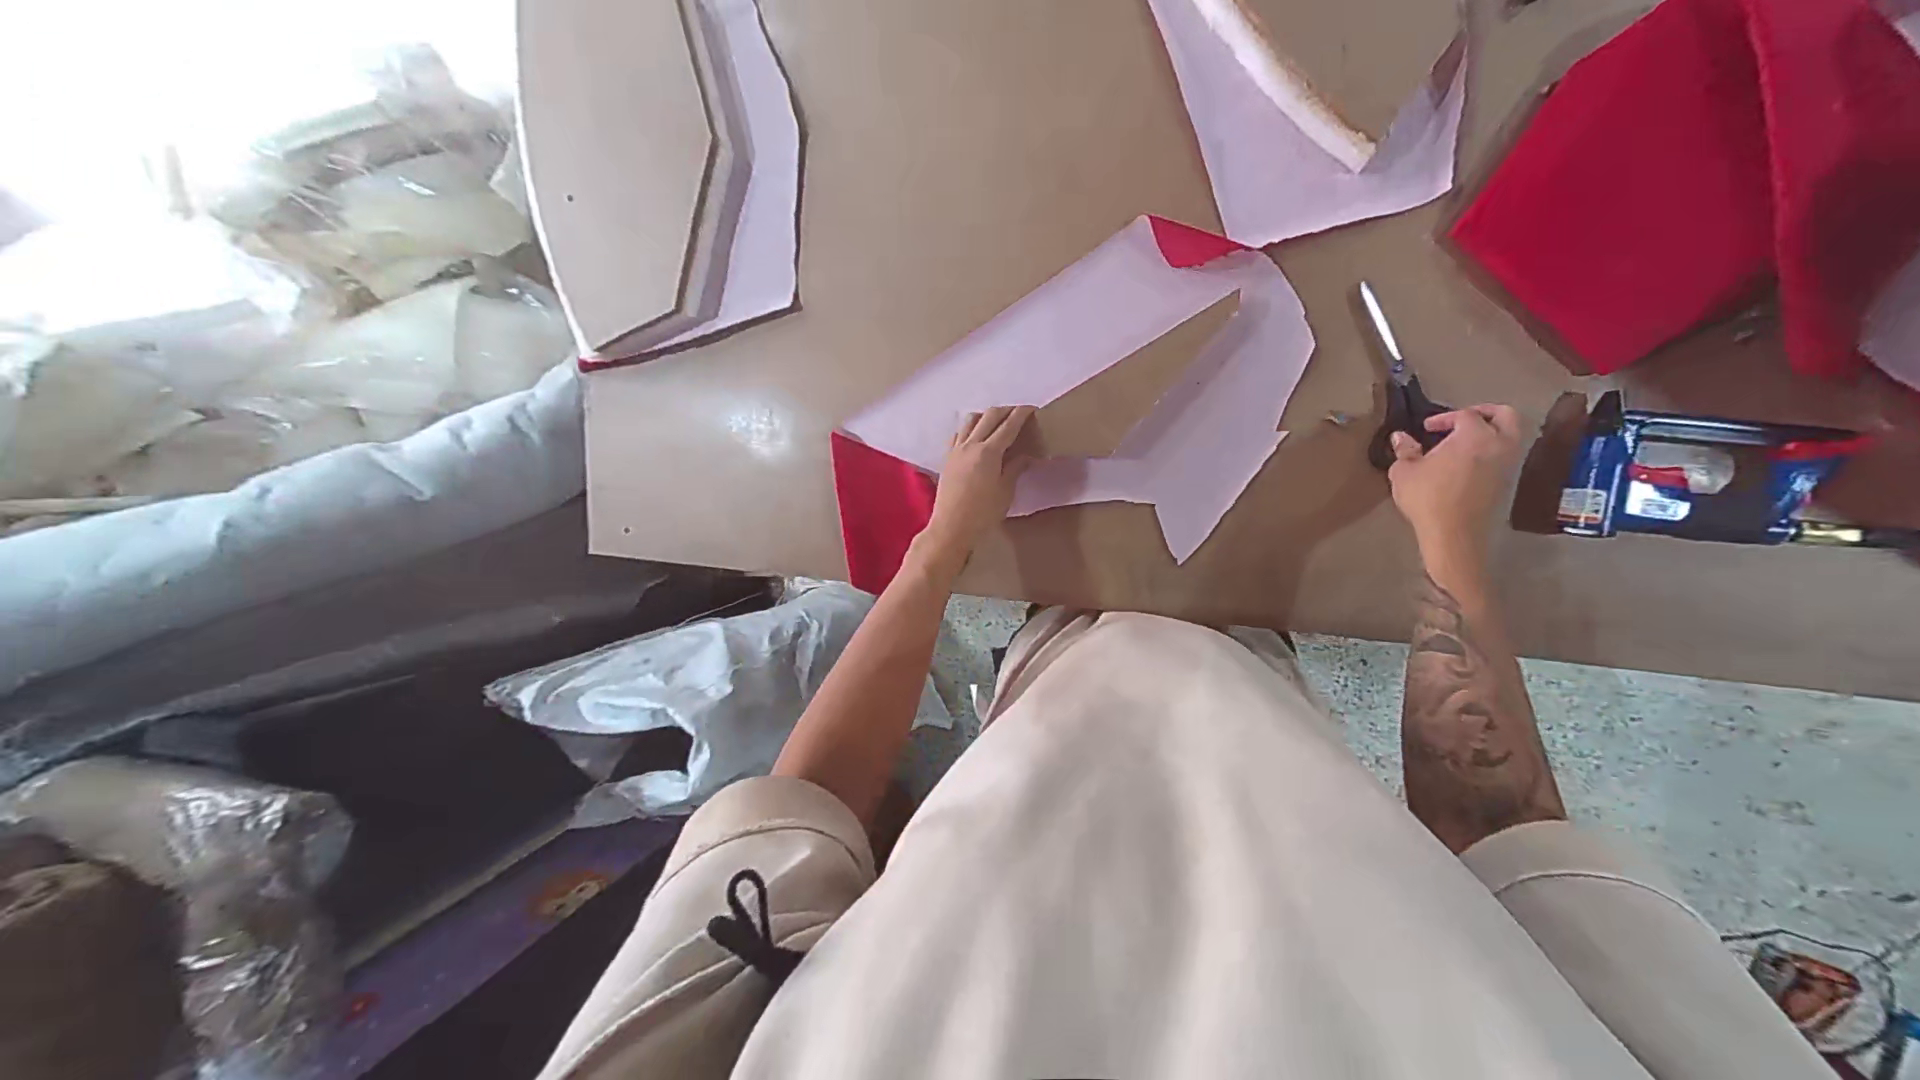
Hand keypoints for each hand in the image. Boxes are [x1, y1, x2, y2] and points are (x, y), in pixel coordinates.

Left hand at [917, 405, 1035, 573]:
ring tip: (996, 422)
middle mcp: (971, 445)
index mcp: (989, 452)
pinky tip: (975, 437)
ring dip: (986, 415)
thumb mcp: (1005, 491)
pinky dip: (970, 428)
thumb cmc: (983, 513)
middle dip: (1006, 410)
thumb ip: (1015, 468)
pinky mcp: (947, 458)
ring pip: (971, 420)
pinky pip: (958, 434)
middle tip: (1018, 413)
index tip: (1032, 408)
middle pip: (989, 416)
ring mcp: (956, 450)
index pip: (1009, 425)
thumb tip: (1027, 456)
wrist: (951, 527)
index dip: (1022, 414)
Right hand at [1387, 404, 1522, 583]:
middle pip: (1505, 415)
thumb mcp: (1404, 471)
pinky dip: (1492, 449)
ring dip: (1491, 431)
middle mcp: (1499, 443)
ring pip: (1511, 434)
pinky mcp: (1508, 480)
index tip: (1426, 428)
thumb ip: (1405, 450)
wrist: (1453, 532)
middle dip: (1485, 411)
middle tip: (1461, 419)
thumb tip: (1400, 437)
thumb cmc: (1426, 497)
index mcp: (1474, 435)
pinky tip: (1470, 461)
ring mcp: (1508, 463)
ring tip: (1465, 441)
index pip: (1465, 414)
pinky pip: (1506, 453)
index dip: (1444, 418)